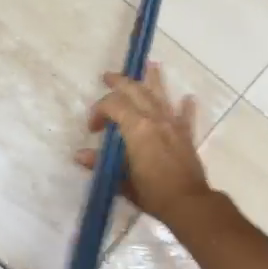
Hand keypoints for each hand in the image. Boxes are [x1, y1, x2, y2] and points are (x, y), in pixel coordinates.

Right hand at [76, 65, 212, 224]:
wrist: (188, 203)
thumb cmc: (152, 193)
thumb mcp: (121, 180)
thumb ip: (100, 164)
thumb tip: (79, 155)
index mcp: (137, 127)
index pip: (113, 105)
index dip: (98, 111)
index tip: (93, 129)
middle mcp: (155, 119)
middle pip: (136, 91)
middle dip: (120, 82)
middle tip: (108, 76)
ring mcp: (173, 125)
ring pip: (161, 95)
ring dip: (154, 80)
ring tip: (151, 65)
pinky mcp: (186, 135)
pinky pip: (185, 116)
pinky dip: (185, 107)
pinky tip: (187, 98)